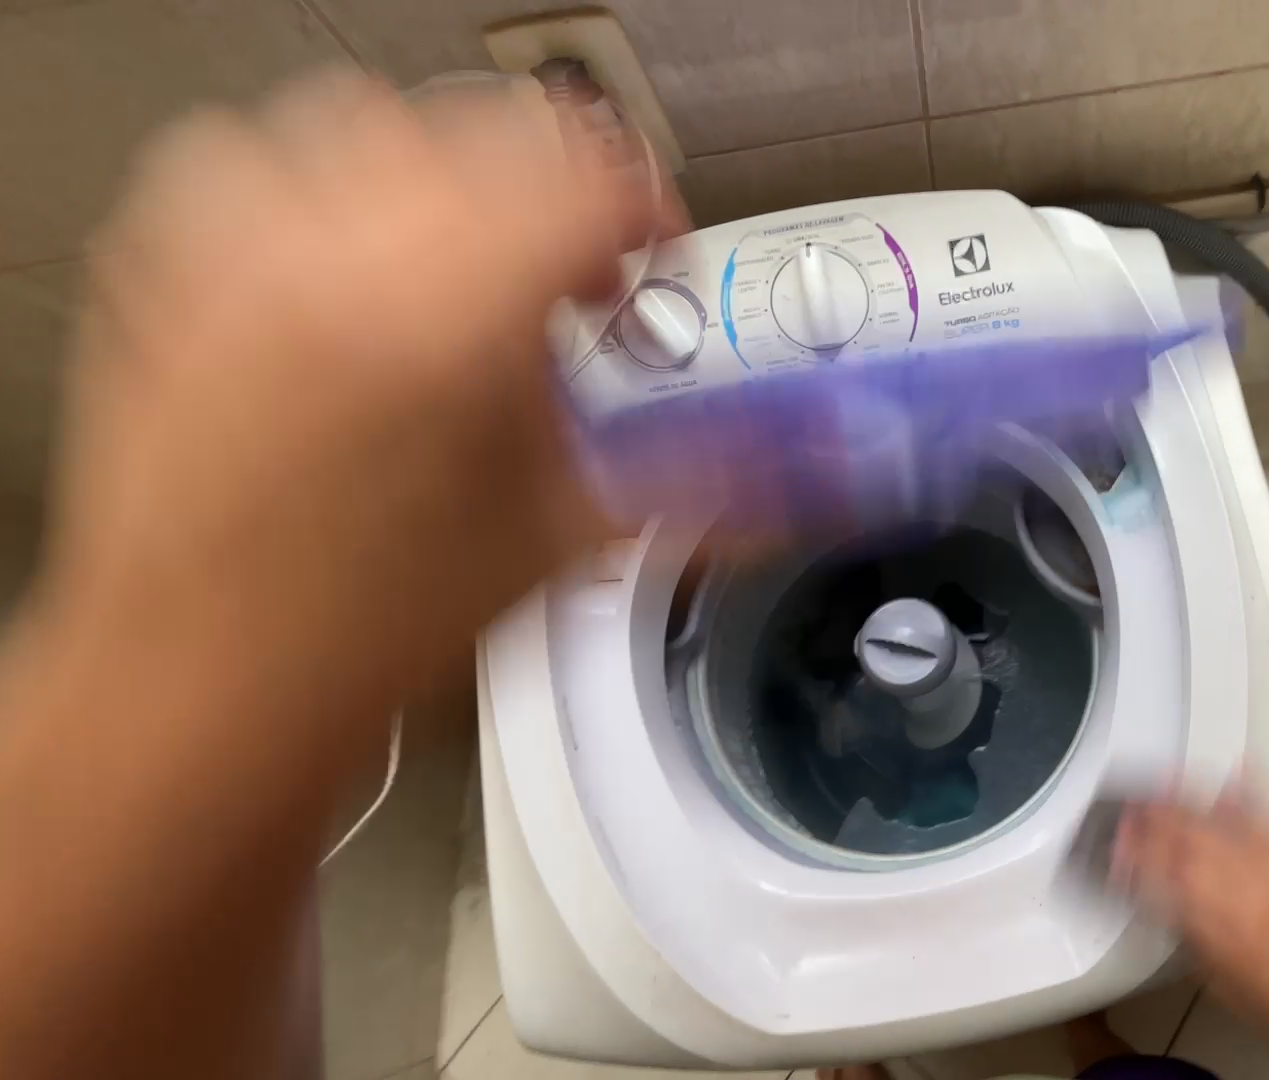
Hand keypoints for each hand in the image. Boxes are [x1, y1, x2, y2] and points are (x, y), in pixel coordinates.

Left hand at [35, 70, 679, 714]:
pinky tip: (387, 267)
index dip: (654, 212)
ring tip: (498, 261)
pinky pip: (273, 154)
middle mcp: (339, 264)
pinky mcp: (178, 267)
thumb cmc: (386, 618)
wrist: (217, 666)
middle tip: (596, 272)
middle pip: (500, 132)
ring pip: (388, 120)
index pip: (591, 183)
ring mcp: (243, 253)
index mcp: (456, 327)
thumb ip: (716, 480)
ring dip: (471, 179)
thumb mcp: (581, 532)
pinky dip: (356, 184)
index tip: (662, 255)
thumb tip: (812, 469)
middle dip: (574, 194)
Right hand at [1115, 797, 1268, 1040]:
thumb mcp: (1222, 984)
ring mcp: (1268, 871)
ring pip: (1217, 827)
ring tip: (1159, 780)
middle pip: (1184, 844)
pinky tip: (1239, 767)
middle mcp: (1239, 892)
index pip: (1161, 881)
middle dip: (1150, 821)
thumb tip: (1169, 908)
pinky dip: (1254, 792)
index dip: (1133, 859)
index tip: (1114, 846)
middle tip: (1127, 807)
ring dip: (1184, 800)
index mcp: (1215, 926)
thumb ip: (1192, 939)